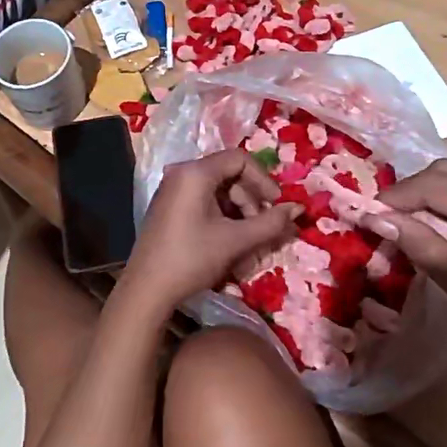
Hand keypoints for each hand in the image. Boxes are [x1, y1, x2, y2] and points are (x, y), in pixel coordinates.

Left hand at [118, 149, 300, 318]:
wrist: (148, 288)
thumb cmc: (192, 258)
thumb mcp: (235, 240)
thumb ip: (270, 222)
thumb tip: (299, 208)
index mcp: (195, 172)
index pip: (240, 159)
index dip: (263, 179)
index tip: (276, 205)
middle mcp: (181, 173)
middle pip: (229, 173)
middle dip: (251, 199)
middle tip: (263, 227)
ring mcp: (173, 189)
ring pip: (218, 189)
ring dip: (239, 210)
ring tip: (248, 239)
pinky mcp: (169, 206)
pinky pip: (203, 200)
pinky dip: (222, 215)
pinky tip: (230, 240)